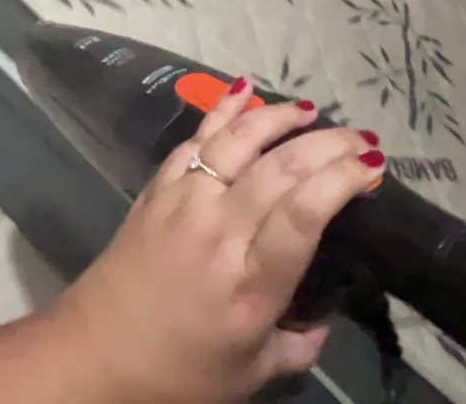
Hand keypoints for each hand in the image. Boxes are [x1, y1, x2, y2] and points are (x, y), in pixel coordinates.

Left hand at [47, 81, 386, 403]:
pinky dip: (221, 112)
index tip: (370, 167)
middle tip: (360, 137)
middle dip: (326, 145)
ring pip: (234, 141)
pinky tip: (244, 92)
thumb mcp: (252, 373)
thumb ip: (299, 344)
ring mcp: (183, 200)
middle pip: (278, 169)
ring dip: (275, 118)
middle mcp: (217, 230)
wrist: (96, 350)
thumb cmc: (178, 372)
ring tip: (310, 109)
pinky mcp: (158, 186)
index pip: (302, 214)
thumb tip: (325, 315)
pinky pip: (194, 139)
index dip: (339, 180)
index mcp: (249, 283)